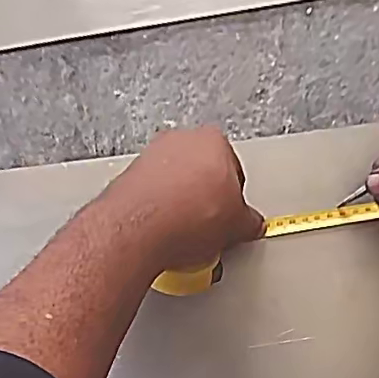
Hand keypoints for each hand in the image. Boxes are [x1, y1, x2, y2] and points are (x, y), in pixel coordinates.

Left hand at [93, 127, 266, 271]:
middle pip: (203, 176)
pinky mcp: (130, 178)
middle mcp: (180, 140)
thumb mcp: (236, 226)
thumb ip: (249, 222)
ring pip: (176, 186)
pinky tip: (164, 235)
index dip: (235, 203)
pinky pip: (153, 198)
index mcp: (213, 140)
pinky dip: (159, 214)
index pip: (235, 172)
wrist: (139, 230)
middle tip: (210, 229)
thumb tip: (248, 226)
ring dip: (182, 209)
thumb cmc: (184, 216)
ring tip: (186, 237)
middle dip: (207, 202)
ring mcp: (151, 156)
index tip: (232, 220)